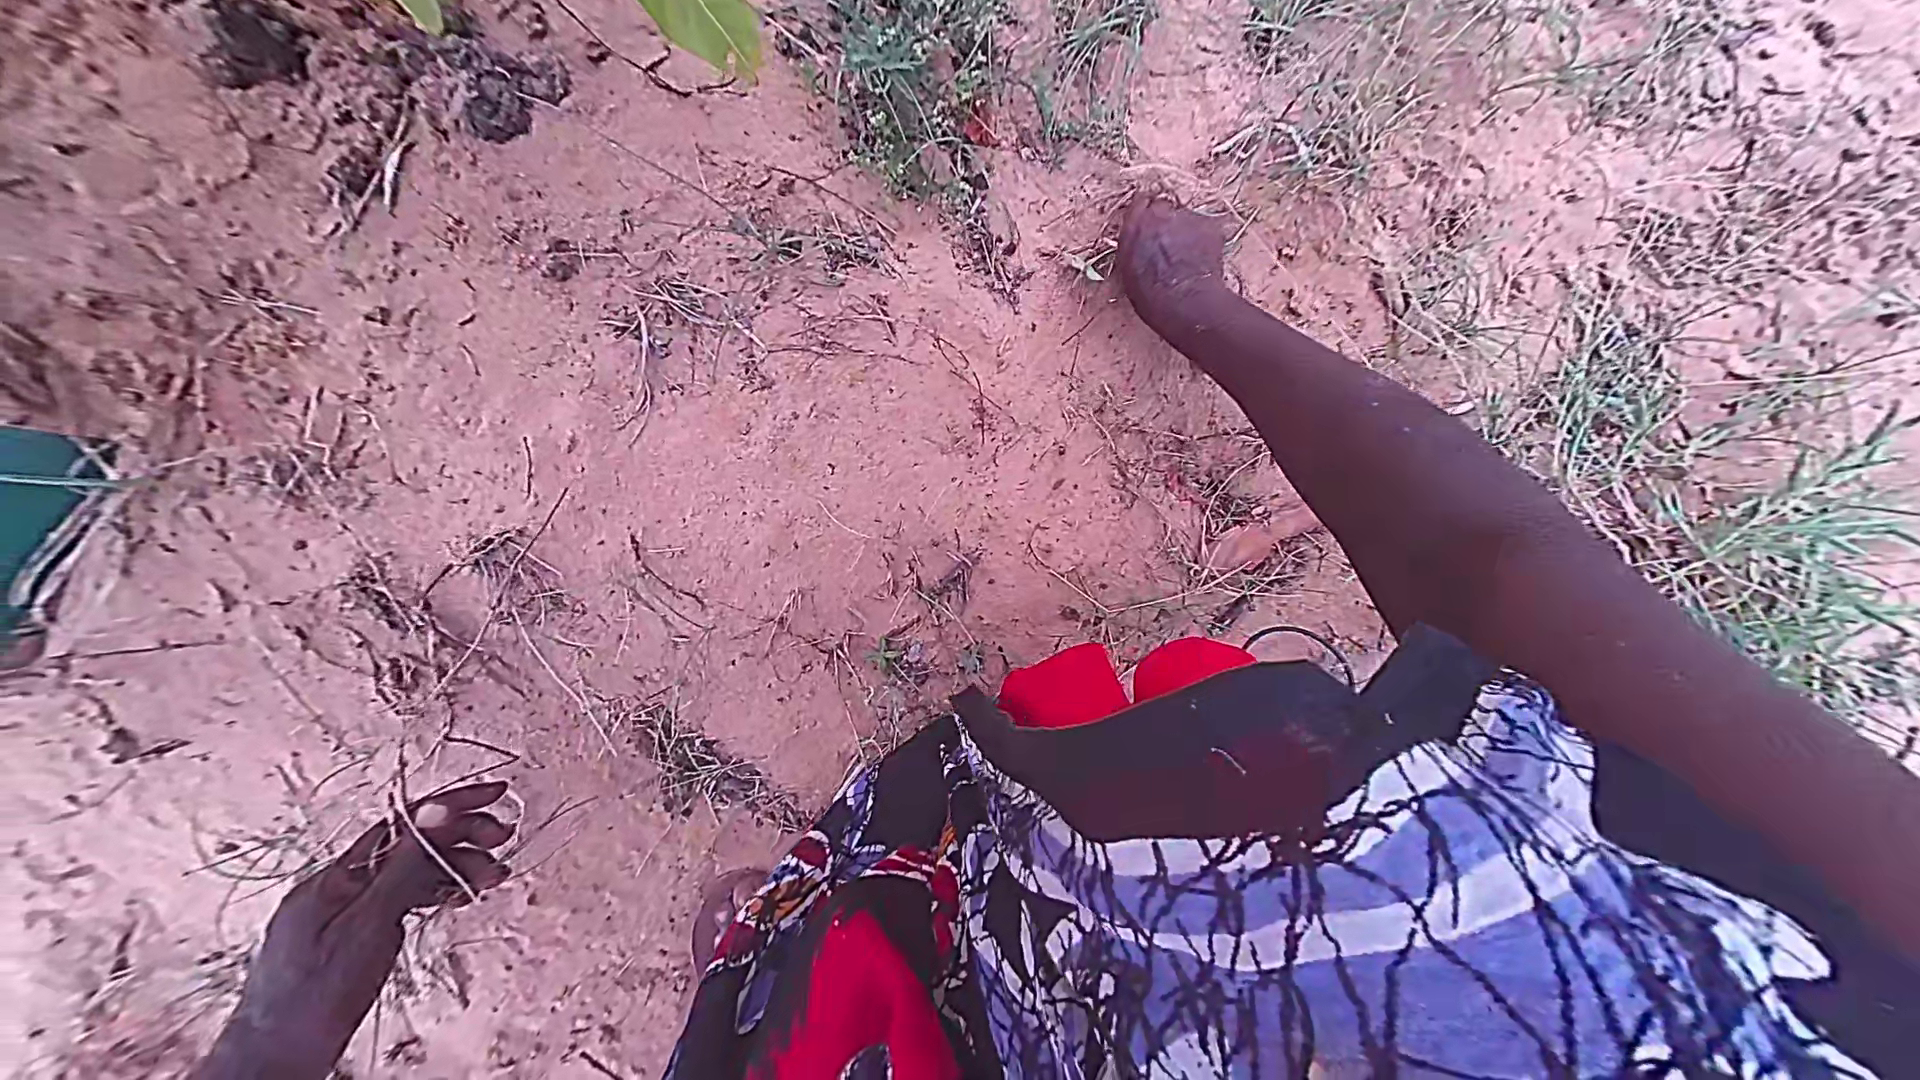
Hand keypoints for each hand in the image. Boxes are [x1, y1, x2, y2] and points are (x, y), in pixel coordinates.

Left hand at [196, 782, 514, 1079]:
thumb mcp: (369, 923)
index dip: (455, 804)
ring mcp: (351, 907)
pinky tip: (463, 896)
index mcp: (337, 877)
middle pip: (416, 843)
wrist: (274, 1064)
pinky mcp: (361, 928)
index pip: (405, 821)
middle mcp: (344, 885)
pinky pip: (410, 894)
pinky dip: (442, 889)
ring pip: (418, 869)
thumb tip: (435, 810)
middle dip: (466, 837)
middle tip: (503, 840)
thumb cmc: (316, 997)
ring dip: (461, 866)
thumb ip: (404, 865)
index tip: (497, 793)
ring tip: (492, 878)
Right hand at [1117, 194, 1227, 337]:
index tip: (1148, 227)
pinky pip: (1205, 227)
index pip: (1140, 203)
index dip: (1146, 216)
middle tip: (1167, 245)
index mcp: (1134, 226)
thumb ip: (1134, 246)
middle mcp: (1160, 213)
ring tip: (1186, 257)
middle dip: (1165, 222)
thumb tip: (1141, 242)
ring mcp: (1187, 216)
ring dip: (1185, 231)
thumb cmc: (1151, 297)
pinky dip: (1204, 239)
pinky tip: (1202, 260)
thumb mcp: (1129, 271)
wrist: (1185, 301)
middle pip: (1164, 207)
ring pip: (1185, 217)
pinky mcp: (1209, 223)